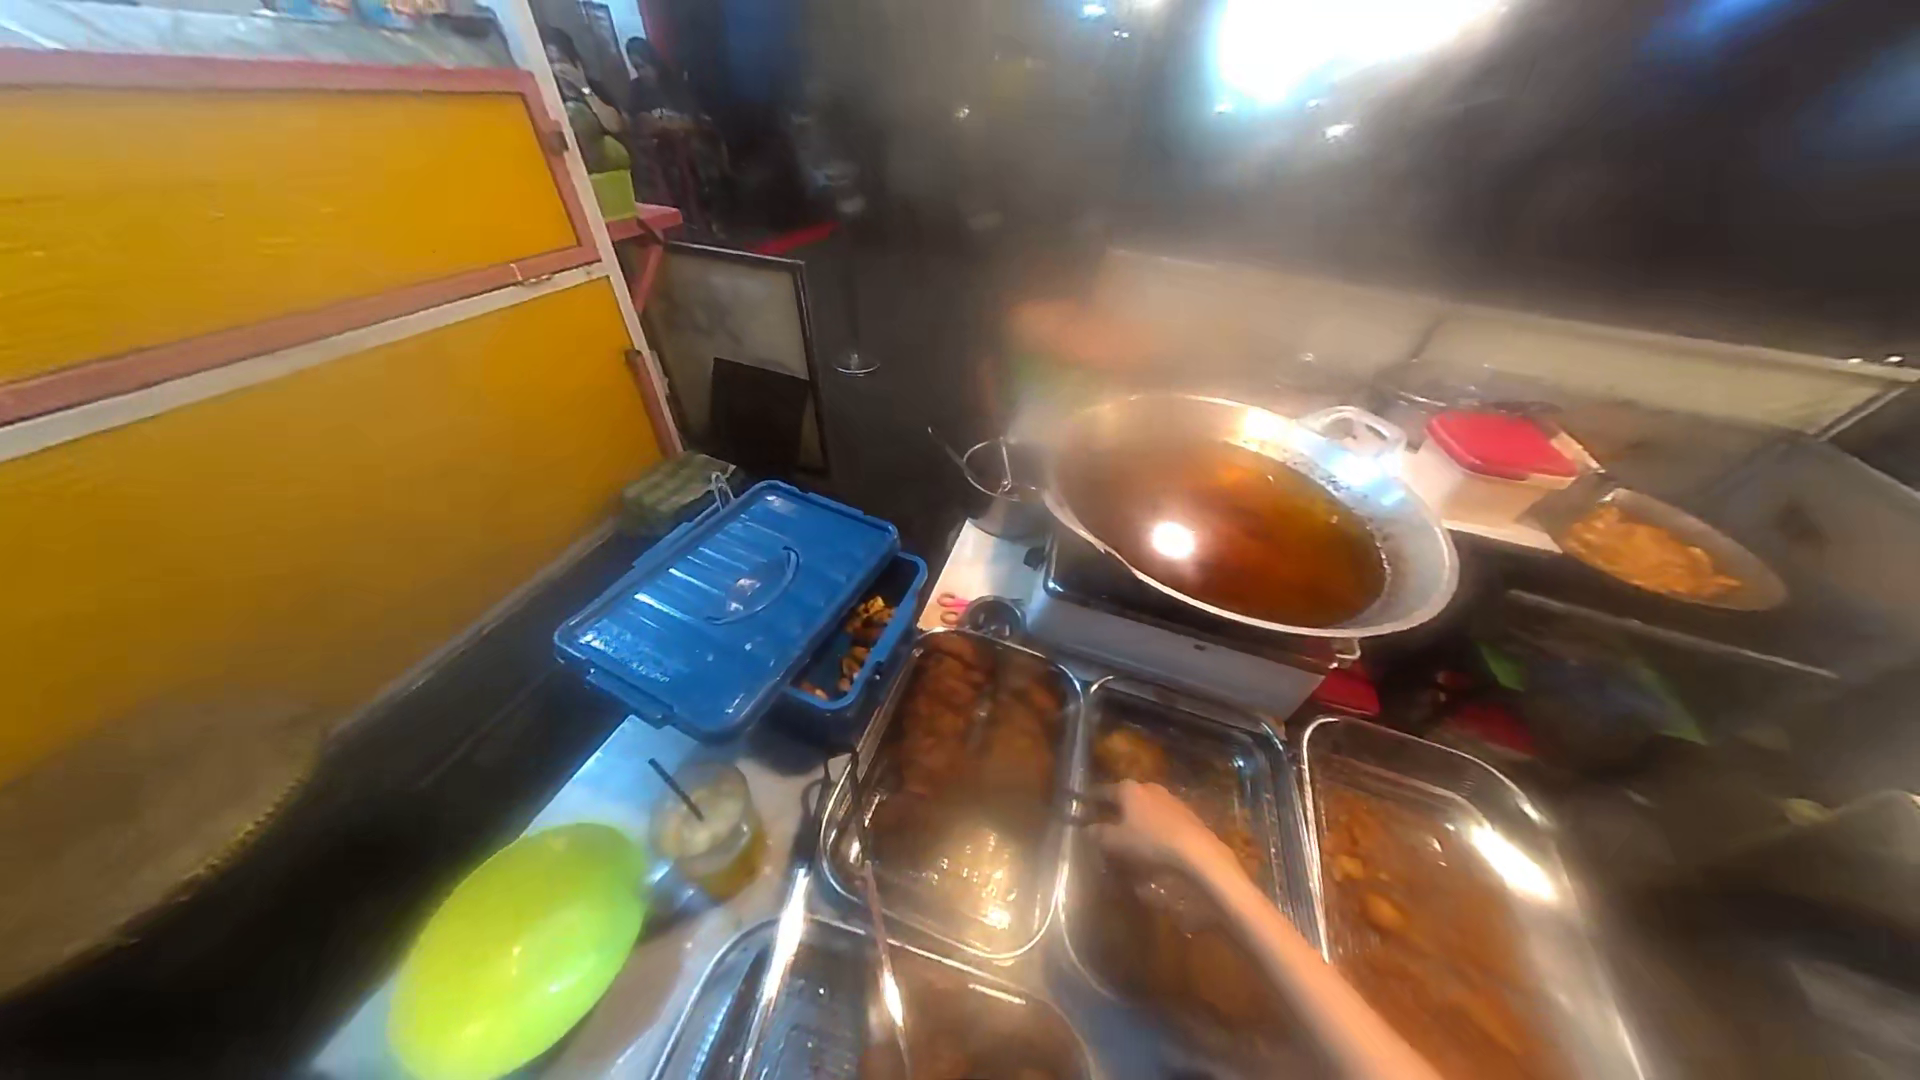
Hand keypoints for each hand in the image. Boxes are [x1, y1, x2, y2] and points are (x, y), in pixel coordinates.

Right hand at [1091, 780, 1241, 879]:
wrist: (1197, 851)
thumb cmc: (1150, 842)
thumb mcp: (1117, 842)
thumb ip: (1099, 834)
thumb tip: (1087, 828)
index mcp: (1128, 789)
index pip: (1103, 791)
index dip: (1091, 800)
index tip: (1083, 805)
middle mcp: (1148, 787)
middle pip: (1125, 797)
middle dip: (1116, 808)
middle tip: (1105, 821)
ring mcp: (1169, 798)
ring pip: (1145, 807)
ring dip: (1136, 818)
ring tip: (1130, 834)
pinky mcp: (1186, 813)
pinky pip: (1162, 818)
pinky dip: (1154, 826)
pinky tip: (1153, 842)